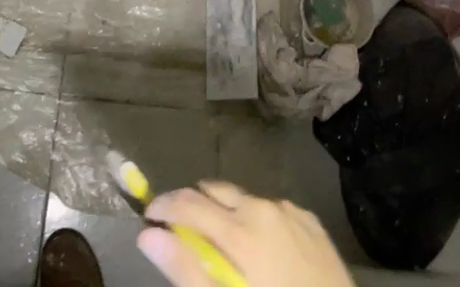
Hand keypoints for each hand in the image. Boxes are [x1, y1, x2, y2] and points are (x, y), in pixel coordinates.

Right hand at [137, 181, 355, 286]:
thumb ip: (186, 269)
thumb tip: (148, 235)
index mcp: (240, 229)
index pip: (187, 202)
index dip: (162, 207)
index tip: (148, 220)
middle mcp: (263, 207)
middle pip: (214, 191)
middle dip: (191, 206)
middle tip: (181, 234)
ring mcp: (290, 211)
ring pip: (243, 199)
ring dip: (224, 212)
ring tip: (219, 242)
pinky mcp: (310, 220)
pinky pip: (271, 209)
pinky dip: (255, 220)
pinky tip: (258, 248)